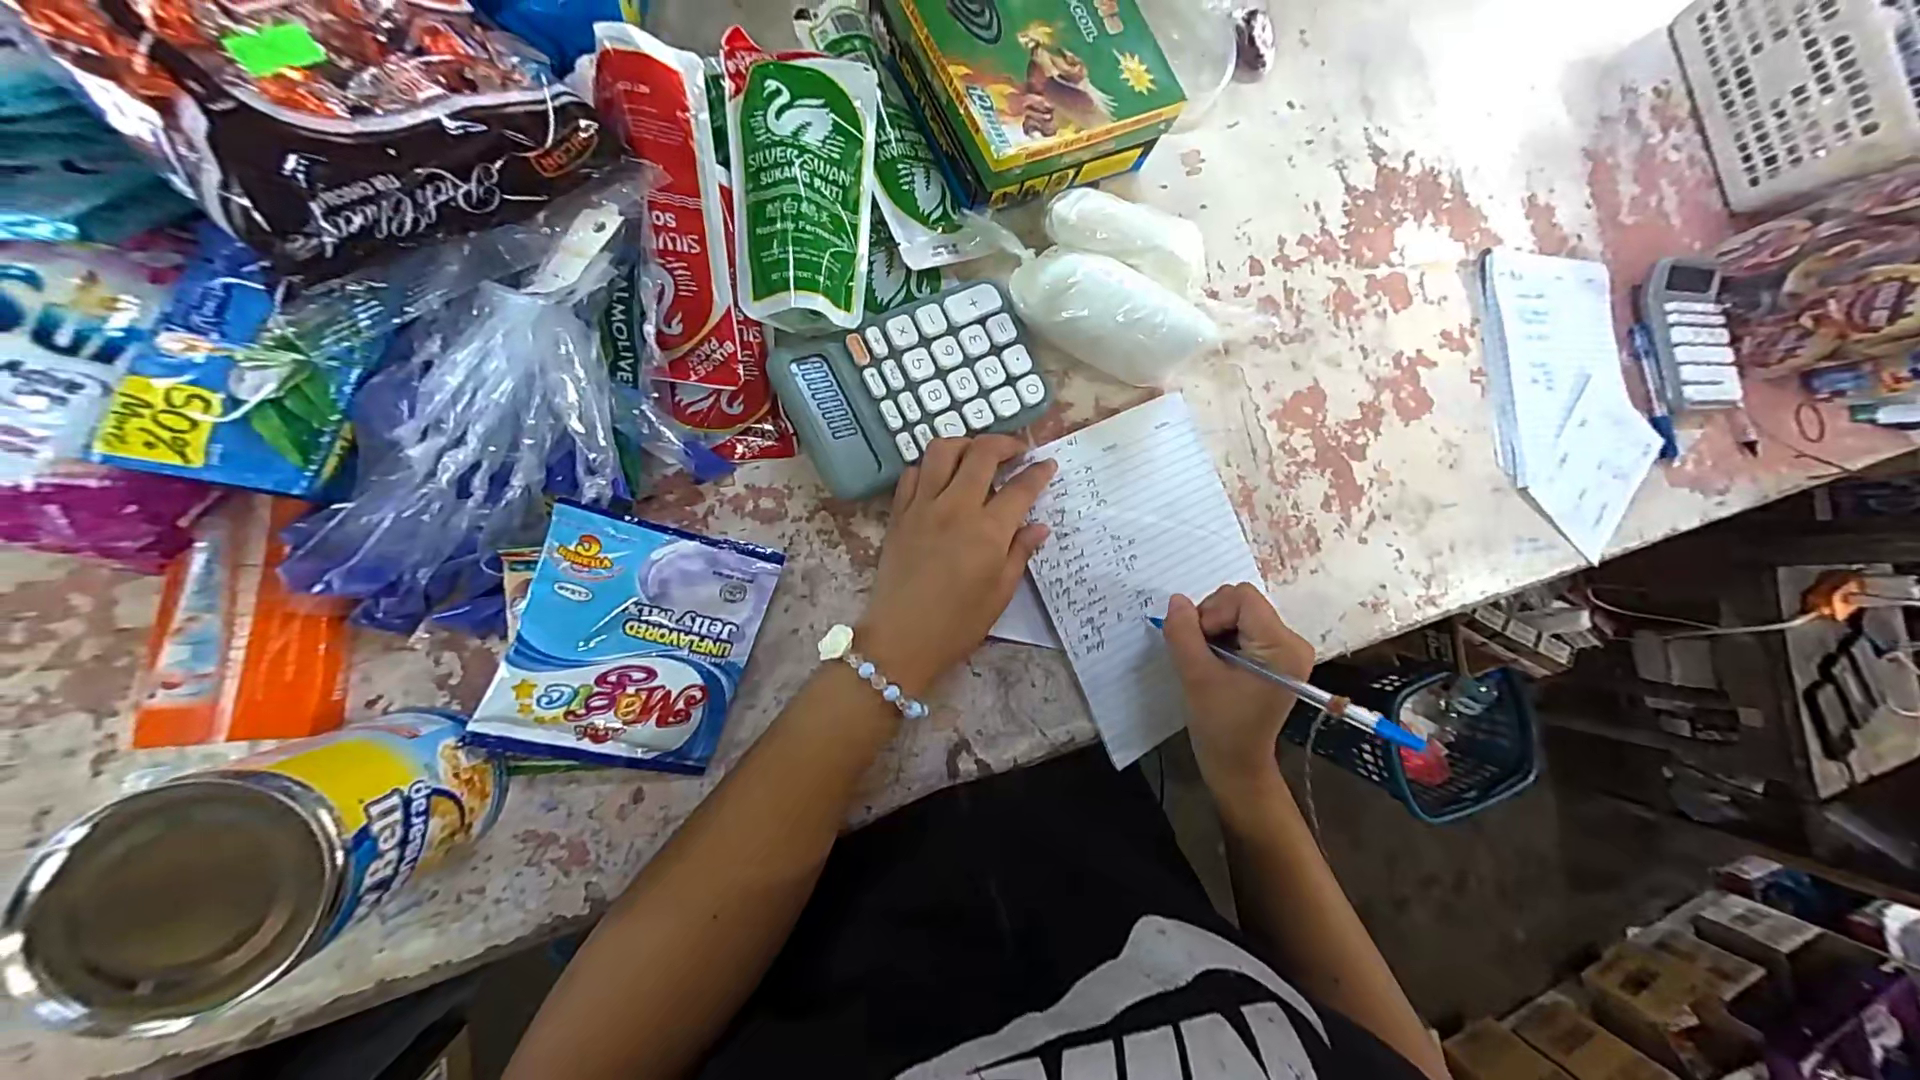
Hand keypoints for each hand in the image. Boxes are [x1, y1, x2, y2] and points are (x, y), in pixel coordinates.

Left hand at [858, 436, 1056, 696]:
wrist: (901, 638)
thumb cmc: (957, 623)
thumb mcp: (1000, 593)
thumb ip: (1020, 552)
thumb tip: (1039, 526)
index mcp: (988, 531)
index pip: (1020, 487)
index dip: (1038, 472)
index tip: (1047, 464)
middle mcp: (955, 507)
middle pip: (982, 453)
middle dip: (1005, 443)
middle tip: (1016, 451)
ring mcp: (922, 506)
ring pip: (941, 450)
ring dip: (964, 443)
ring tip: (976, 455)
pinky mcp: (898, 513)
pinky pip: (912, 473)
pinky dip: (928, 466)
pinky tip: (939, 478)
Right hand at [1161, 584, 1314, 806]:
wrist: (1237, 761)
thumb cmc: (1219, 724)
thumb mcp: (1194, 675)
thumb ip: (1183, 632)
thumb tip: (1176, 600)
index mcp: (1282, 646)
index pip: (1241, 597)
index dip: (1211, 613)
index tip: (1201, 646)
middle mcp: (1292, 641)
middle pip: (1241, 601)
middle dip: (1212, 620)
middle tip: (1202, 655)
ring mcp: (1286, 648)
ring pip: (1238, 611)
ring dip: (1214, 629)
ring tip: (1210, 662)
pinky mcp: (1276, 655)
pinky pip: (1243, 626)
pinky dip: (1222, 637)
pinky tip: (1218, 663)